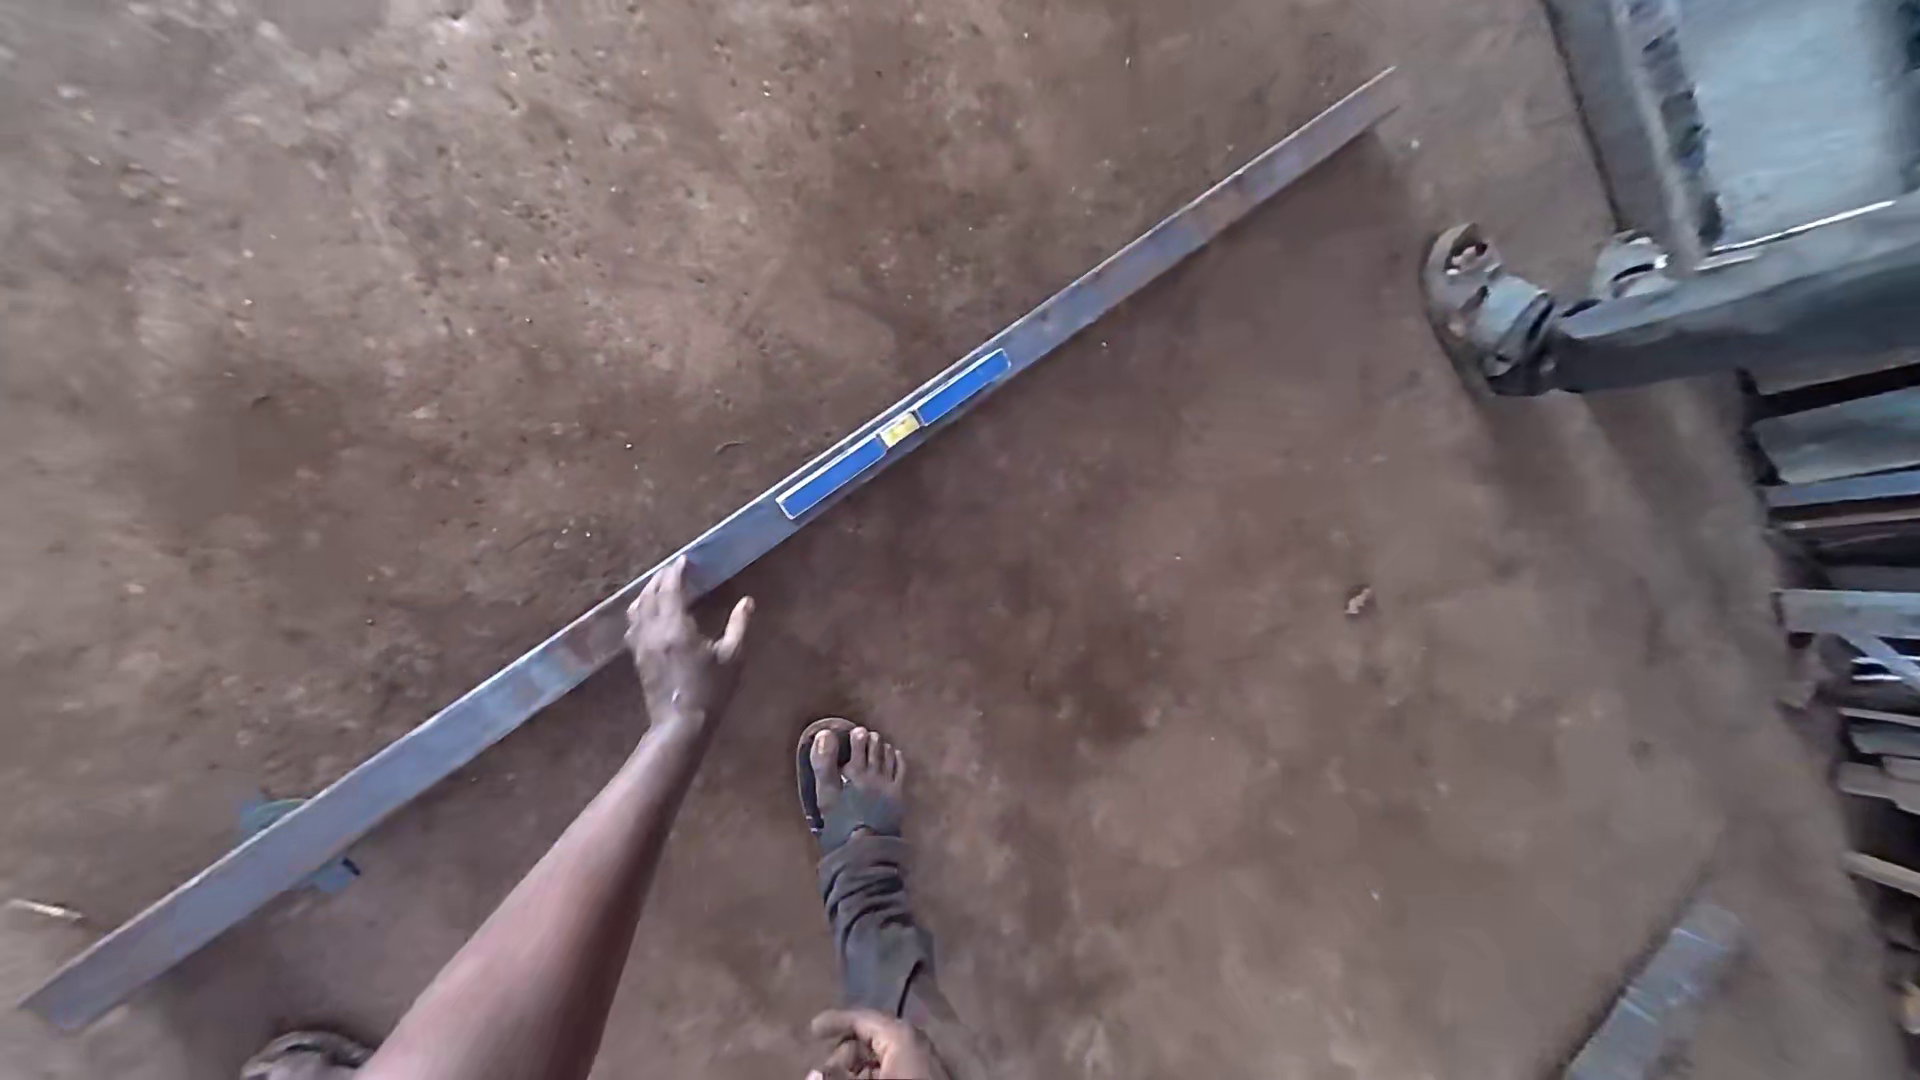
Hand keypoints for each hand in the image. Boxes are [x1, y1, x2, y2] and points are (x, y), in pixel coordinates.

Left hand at [624, 557, 752, 731]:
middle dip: (661, 578)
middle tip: (674, 568)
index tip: (685, 560)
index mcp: (676, 628)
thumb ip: (739, 625)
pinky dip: (640, 609)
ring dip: (648, 591)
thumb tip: (747, 601)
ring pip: (638, 608)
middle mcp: (654, 632)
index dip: (677, 573)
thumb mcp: (733, 656)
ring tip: (660, 583)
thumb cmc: (711, 690)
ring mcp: (641, 644)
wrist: (681, 723)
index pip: (671, 590)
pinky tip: (646, 611)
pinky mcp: (637, 656)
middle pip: (651, 595)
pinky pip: (633, 624)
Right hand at [805, 1010, 949, 1079]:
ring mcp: (916, 1058)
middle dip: (843, 1055)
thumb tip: (811, 1073)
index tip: (812, 1030)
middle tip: (822, 1075)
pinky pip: (888, 1070)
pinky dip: (870, 1077)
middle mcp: (908, 1038)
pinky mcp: (919, 1076)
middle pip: (866, 1038)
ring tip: (838, 1077)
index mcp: (898, 1034)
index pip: (861, 1018)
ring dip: (855, 1070)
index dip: (835, 1021)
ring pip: (876, 1057)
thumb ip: (839, 1078)